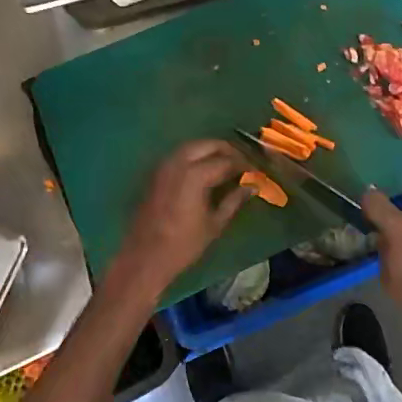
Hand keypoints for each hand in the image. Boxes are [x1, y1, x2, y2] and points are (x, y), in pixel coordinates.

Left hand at [110, 140, 252, 304]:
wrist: (145, 257)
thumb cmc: (183, 245)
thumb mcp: (215, 223)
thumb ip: (234, 200)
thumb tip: (252, 186)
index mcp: (195, 175)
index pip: (227, 161)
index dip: (245, 165)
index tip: (257, 172)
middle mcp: (178, 163)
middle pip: (208, 145)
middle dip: (228, 150)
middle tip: (243, 163)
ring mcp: (164, 166)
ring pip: (192, 147)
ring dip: (211, 150)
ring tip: (227, 165)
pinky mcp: (156, 174)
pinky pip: (179, 156)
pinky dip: (196, 156)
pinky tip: (206, 171)